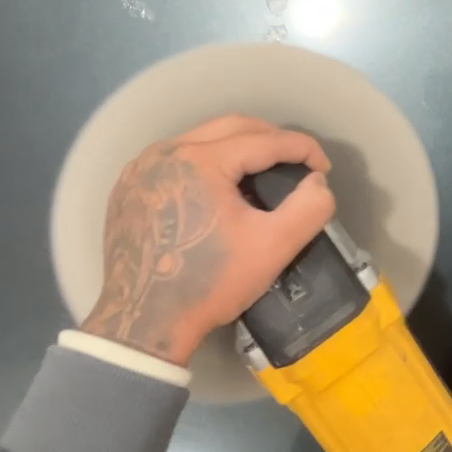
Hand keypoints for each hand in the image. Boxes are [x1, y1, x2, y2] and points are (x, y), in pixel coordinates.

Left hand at [80, 115, 333, 364]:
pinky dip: (207, 163)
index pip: (264, 140)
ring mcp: (141, 169)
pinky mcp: (129, 189)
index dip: (301, 148)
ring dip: (238, 148)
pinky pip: (177, 160)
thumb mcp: (273, 247)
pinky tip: (220, 190)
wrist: (142, 324)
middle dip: (272, 139)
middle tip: (297, 163)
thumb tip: (318, 181)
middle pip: (232, 127)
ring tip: (262, 174)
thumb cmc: (210, 282)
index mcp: (200, 160)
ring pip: (202, 140)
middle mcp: (166, 152)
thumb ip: (309, 208)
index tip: (323, 167)